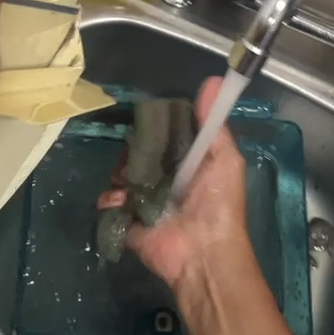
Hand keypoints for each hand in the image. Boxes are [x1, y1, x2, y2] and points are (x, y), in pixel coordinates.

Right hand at [123, 77, 254, 296]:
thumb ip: (214, 124)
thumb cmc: (219, 204)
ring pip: (121, 176)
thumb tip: (211, 80)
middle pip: (139, 154)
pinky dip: (108, 199)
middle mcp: (166, 179)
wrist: (204, 254)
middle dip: (132, 150)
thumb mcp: (225, 159)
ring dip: (118, 173)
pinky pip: (110, 204)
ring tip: (124, 178)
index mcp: (188, 163)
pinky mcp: (130, 221)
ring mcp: (146, 201)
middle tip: (132, 153)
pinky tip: (117, 199)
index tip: (147, 119)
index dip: (155, 126)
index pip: (165, 136)